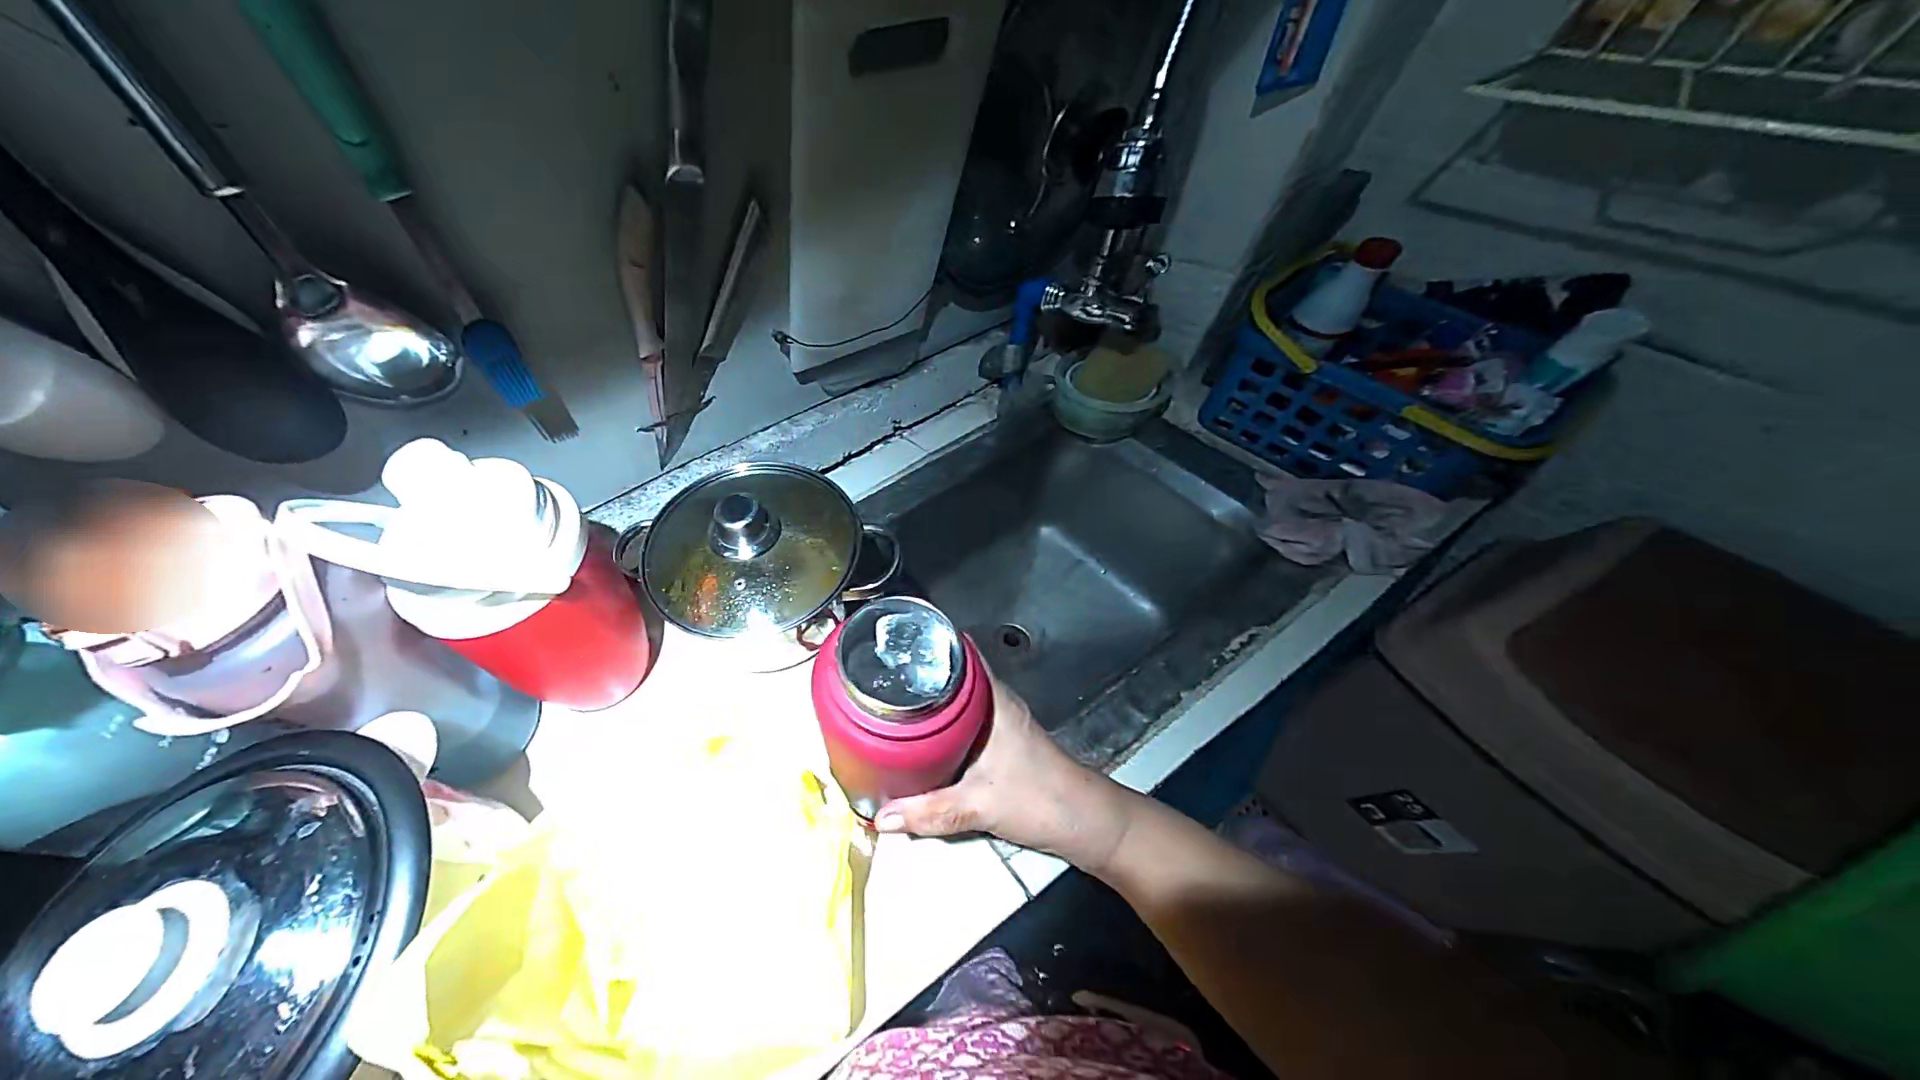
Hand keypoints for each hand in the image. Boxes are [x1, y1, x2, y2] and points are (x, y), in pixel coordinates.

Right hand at [872, 670, 1135, 873]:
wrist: (1085, 823)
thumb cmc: (1043, 800)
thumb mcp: (978, 806)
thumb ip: (929, 812)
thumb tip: (882, 816)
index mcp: (995, 700)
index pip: (962, 654)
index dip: (931, 645)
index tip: (900, 646)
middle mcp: (998, 703)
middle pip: (954, 675)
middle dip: (920, 675)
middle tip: (885, 679)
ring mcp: (1000, 722)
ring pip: (958, 700)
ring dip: (930, 702)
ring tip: (894, 705)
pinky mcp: (1001, 742)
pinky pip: (963, 722)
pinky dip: (942, 726)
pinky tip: (921, 740)